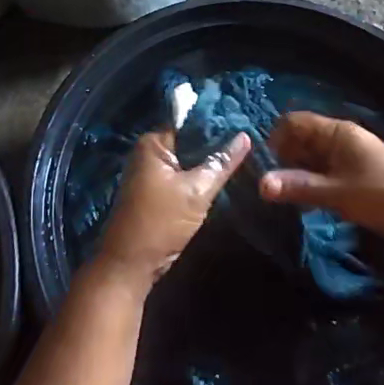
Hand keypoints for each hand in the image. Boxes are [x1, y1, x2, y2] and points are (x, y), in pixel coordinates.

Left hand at [95, 129, 249, 289]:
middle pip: (189, 140)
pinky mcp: (157, 190)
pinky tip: (225, 176)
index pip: (188, 122)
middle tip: (252, 141)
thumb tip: (244, 137)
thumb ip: (221, 163)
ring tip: (245, 156)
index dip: (216, 122)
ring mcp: (152, 172)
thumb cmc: (160, 222)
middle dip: (216, 143)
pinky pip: (183, 176)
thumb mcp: (196, 191)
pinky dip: (200, 176)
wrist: (131, 262)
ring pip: (188, 160)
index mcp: (152, 143)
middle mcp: (149, 152)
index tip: (245, 122)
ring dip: (210, 162)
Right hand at [257, 113, 383, 255]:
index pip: (292, 121)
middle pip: (300, 139)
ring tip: (290, 197)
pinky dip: (313, 183)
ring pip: (312, 158)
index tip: (268, 166)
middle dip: (284, 159)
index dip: (275, 139)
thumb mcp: (335, 193)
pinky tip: (311, 203)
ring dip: (298, 174)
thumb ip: (296, 186)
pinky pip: (325, 172)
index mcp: (338, 131)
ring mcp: (352, 158)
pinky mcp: (359, 177)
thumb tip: (258, 184)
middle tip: (275, 186)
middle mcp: (343, 139)